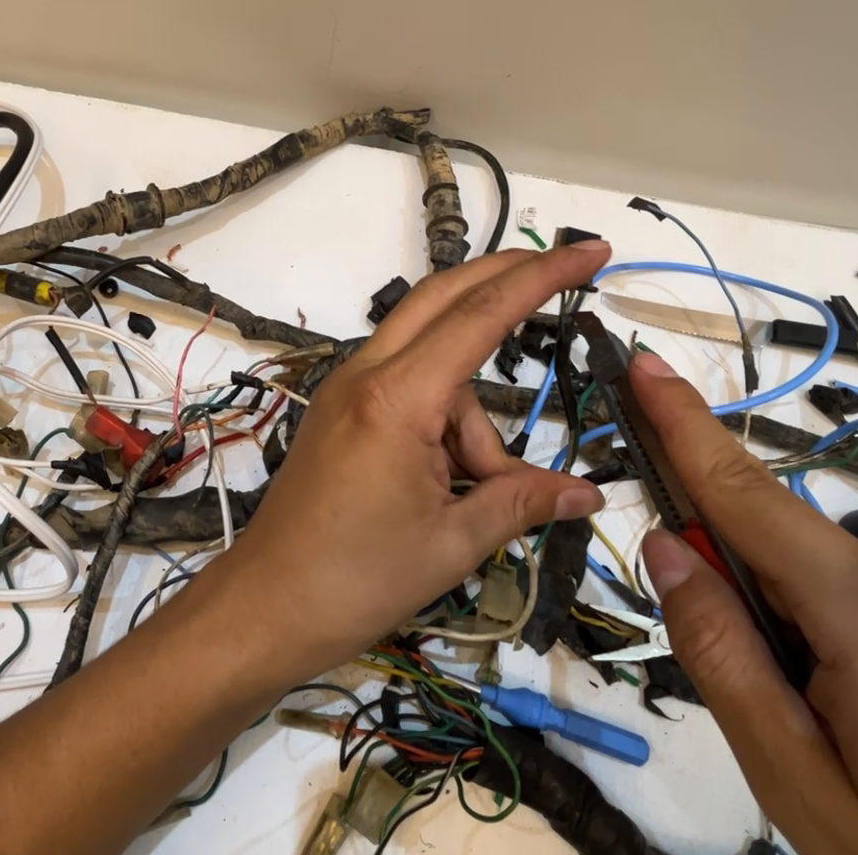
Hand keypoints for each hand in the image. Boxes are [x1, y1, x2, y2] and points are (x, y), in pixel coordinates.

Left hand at [198, 245, 610, 684]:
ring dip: (474, 412)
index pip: (480, 315)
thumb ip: (521, 503)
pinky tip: (449, 482)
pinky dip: (443, 418)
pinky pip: (407, 388)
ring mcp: (347, 390)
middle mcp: (367, 375)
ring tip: (480, 492)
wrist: (266, 606)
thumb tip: (590, 494)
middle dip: (506, 280)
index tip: (591, 251)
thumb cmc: (356, 579)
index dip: (541, 277)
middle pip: (444, 299)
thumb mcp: (453, 542)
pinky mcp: (340, 412)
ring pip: (433, 362)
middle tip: (568, 272)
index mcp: (397, 398)